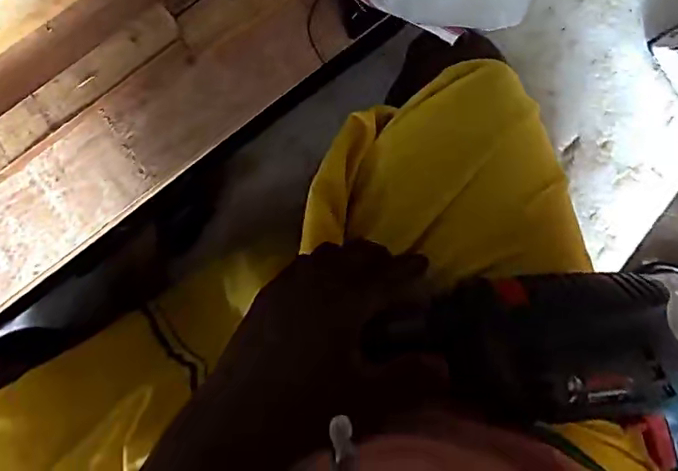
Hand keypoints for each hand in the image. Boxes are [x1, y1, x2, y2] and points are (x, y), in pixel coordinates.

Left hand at [144, 241, 444, 470]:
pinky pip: (303, 264)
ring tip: (359, 277)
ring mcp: (288, 283)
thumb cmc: (303, 410)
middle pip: (357, 254)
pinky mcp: (266, 294)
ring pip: (328, 253)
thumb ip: (407, 379)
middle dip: (380, 259)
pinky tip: (319, 289)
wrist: (231, 424)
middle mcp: (318, 279)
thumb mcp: (363, 401)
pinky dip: (321, 266)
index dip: (408, 268)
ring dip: (349, 259)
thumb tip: (446, 365)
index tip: (424, 262)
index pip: (386, 274)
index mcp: (346, 299)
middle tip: (395, 273)